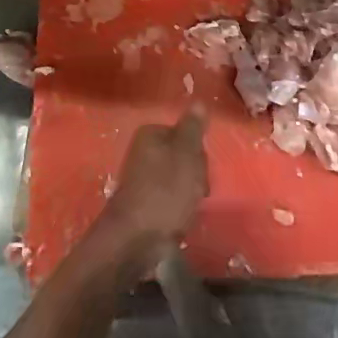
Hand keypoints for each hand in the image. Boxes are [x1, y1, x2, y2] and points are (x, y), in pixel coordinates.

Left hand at [94, 107, 207, 273]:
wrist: (137, 236)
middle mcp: (143, 151)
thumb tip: (199, 101)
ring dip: (190, 194)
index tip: (200, 169)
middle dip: (196, 175)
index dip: (198, 153)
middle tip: (194, 190)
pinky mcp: (146, 202)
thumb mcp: (185, 154)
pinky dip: (179, 207)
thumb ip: (192, 128)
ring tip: (187, 208)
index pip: (187, 135)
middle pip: (184, 157)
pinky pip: (172, 198)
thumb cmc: (165, 190)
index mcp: (150, 134)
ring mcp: (143, 178)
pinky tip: (179, 218)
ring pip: (180, 180)